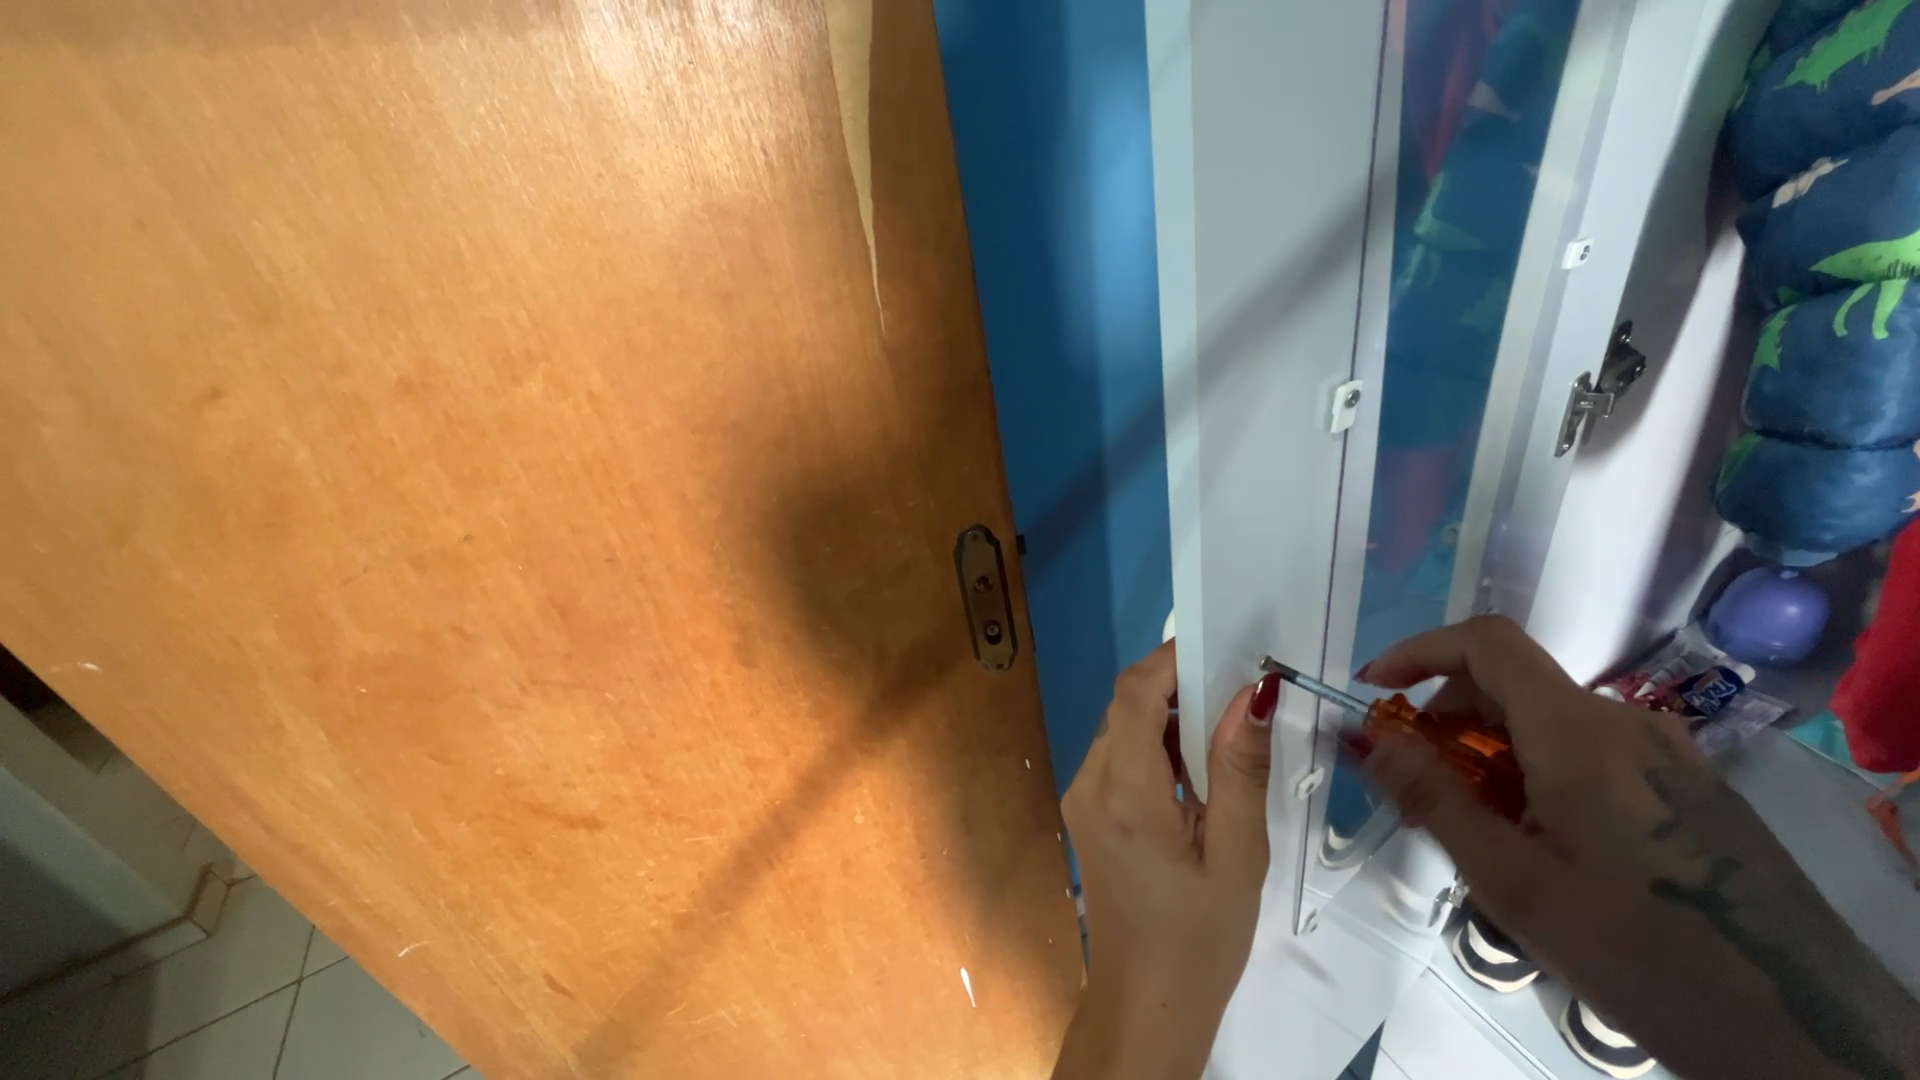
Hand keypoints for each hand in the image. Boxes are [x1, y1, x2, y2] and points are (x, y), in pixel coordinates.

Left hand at [1052, 640, 1277, 1079]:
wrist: (1147, 1000)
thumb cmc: (1201, 937)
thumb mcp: (1238, 854)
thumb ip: (1239, 768)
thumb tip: (1251, 692)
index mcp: (1124, 793)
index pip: (1133, 694)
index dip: (1171, 659)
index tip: (1221, 646)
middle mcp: (1089, 783)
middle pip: (1125, 706)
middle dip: (1176, 685)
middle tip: (1236, 686)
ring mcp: (1081, 797)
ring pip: (1121, 727)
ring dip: (1168, 715)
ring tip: (1225, 724)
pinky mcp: (1087, 810)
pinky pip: (1118, 755)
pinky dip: (1155, 744)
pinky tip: (1196, 765)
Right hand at [1361, 615, 1919, 1079]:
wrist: (1811, 1037)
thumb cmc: (1641, 950)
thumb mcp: (1513, 880)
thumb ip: (1430, 797)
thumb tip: (1361, 737)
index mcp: (1578, 731)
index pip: (1485, 642)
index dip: (1418, 652)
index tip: (1373, 690)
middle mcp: (1625, 723)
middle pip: (1511, 684)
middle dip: (1446, 721)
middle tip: (1419, 790)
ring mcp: (1666, 755)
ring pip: (1547, 724)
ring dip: (1490, 755)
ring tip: (1478, 832)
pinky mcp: (1689, 789)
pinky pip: (1590, 753)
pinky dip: (1537, 773)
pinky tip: (1541, 845)